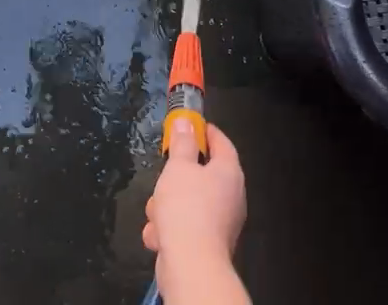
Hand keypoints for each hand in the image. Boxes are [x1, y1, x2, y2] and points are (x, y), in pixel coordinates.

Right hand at [143, 118, 246, 292]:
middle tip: (163, 175)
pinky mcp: (206, 244)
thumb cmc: (186, 207)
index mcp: (229, 173)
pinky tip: (159, 235)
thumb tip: (186, 122)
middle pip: (201, 175)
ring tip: (157, 213)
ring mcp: (220, 223)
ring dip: (166, 206)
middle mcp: (230, 197)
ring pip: (188, 202)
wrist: (190, 264)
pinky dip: (169, 229)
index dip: (205, 131)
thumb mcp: (179, 167)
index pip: (221, 143)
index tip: (189, 126)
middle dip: (176, 176)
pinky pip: (184, 226)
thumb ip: (182, 142)